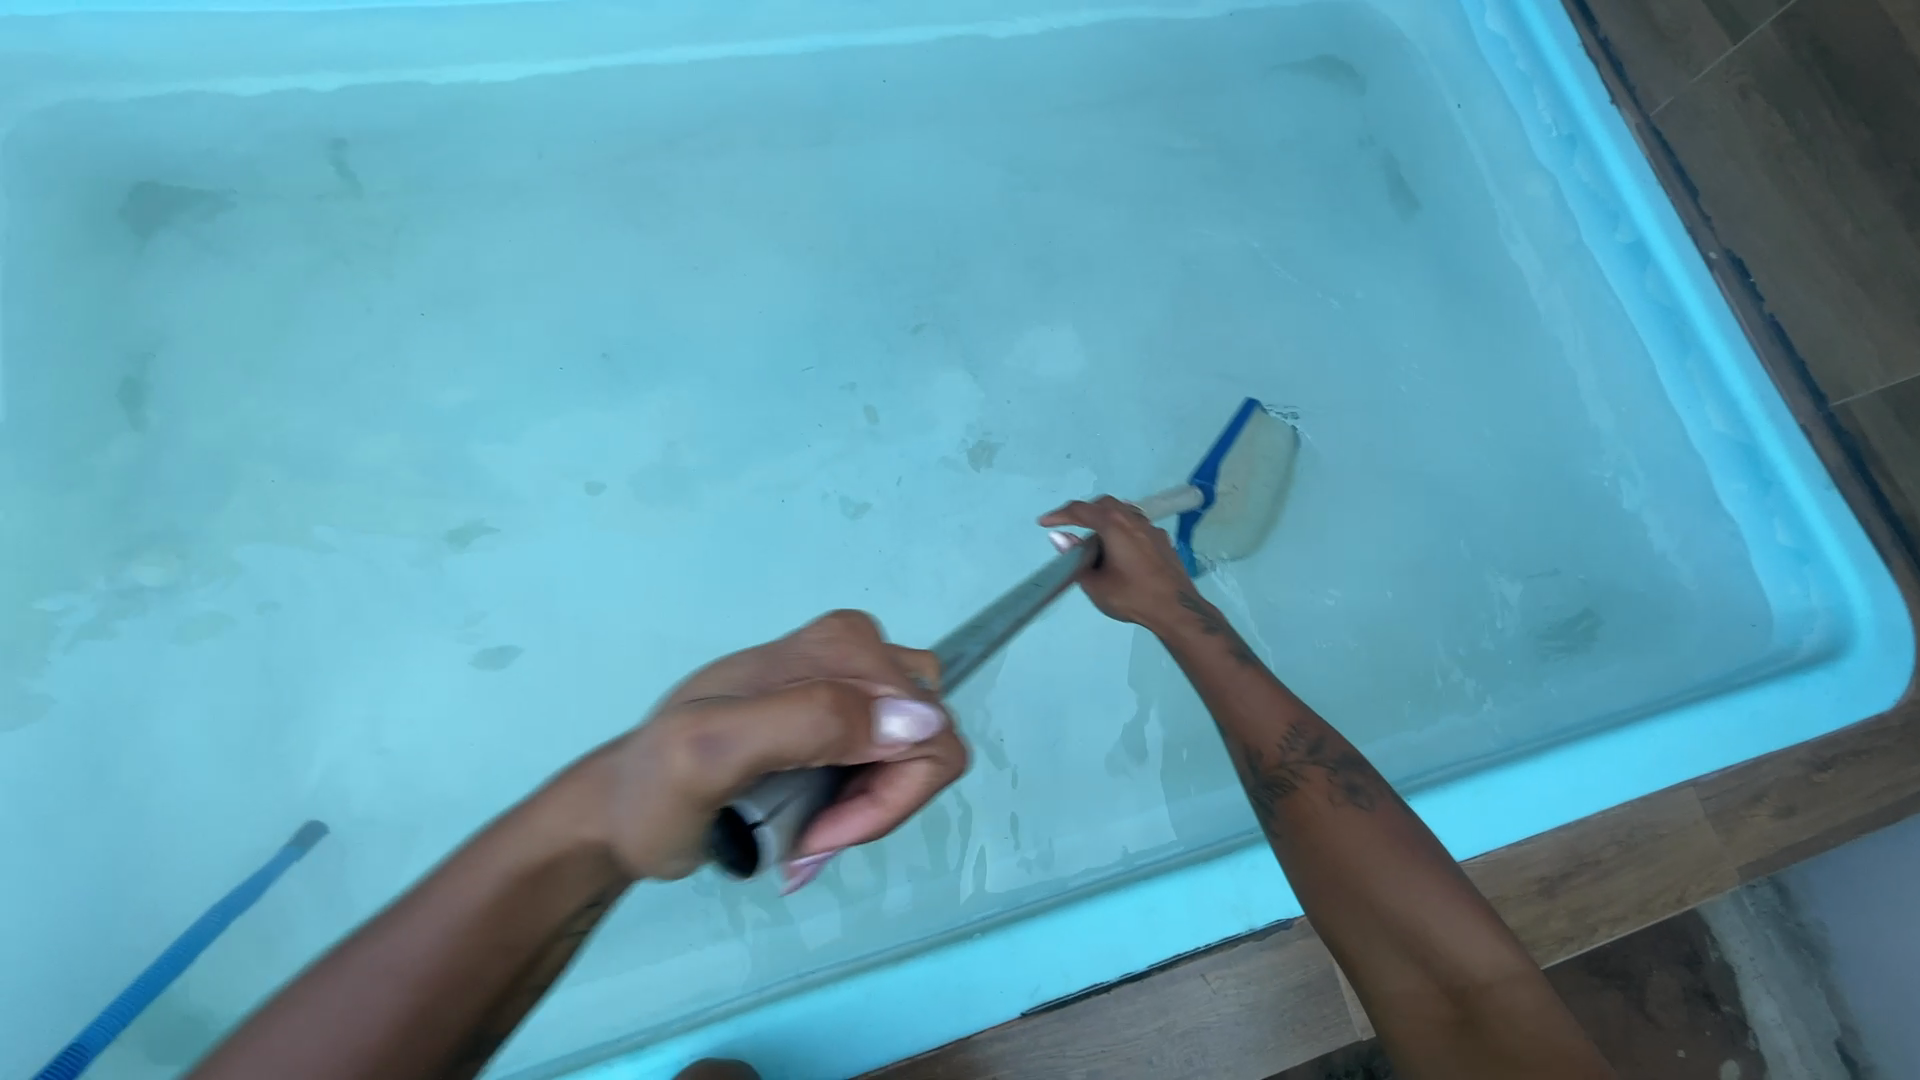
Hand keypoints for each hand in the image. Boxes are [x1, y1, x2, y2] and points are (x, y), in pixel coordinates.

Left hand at [584, 611, 967, 885]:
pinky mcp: (847, 712)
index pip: (924, 729)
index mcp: (839, 646)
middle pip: (929, 739)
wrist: (625, 807)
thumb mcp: (716, 752)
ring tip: (808, 835)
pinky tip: (814, 826)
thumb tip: (921, 720)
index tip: (817, 832)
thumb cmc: (659, 787)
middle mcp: (859, 651)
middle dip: (880, 802)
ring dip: (872, 808)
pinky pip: (896, 762)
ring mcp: (855, 681)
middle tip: (813, 835)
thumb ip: (811, 722)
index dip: (883, 798)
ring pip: (918, 753)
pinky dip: (865, 805)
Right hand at [1039, 496, 1196, 632]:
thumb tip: (1059, 538)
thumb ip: (1075, 557)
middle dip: (1084, 512)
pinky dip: (1121, 530)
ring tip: (1094, 540)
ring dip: (1104, 520)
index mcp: (1113, 525)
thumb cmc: (1131, 596)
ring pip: (1123, 513)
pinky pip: (1136, 526)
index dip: (1059, 515)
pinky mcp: (1162, 541)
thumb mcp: (1095, 583)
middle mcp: (1133, 519)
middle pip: (1104, 505)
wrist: (1176, 609)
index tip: (1044, 523)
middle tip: (1070, 526)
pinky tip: (1120, 549)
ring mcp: (1151, 529)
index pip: (1081, 511)